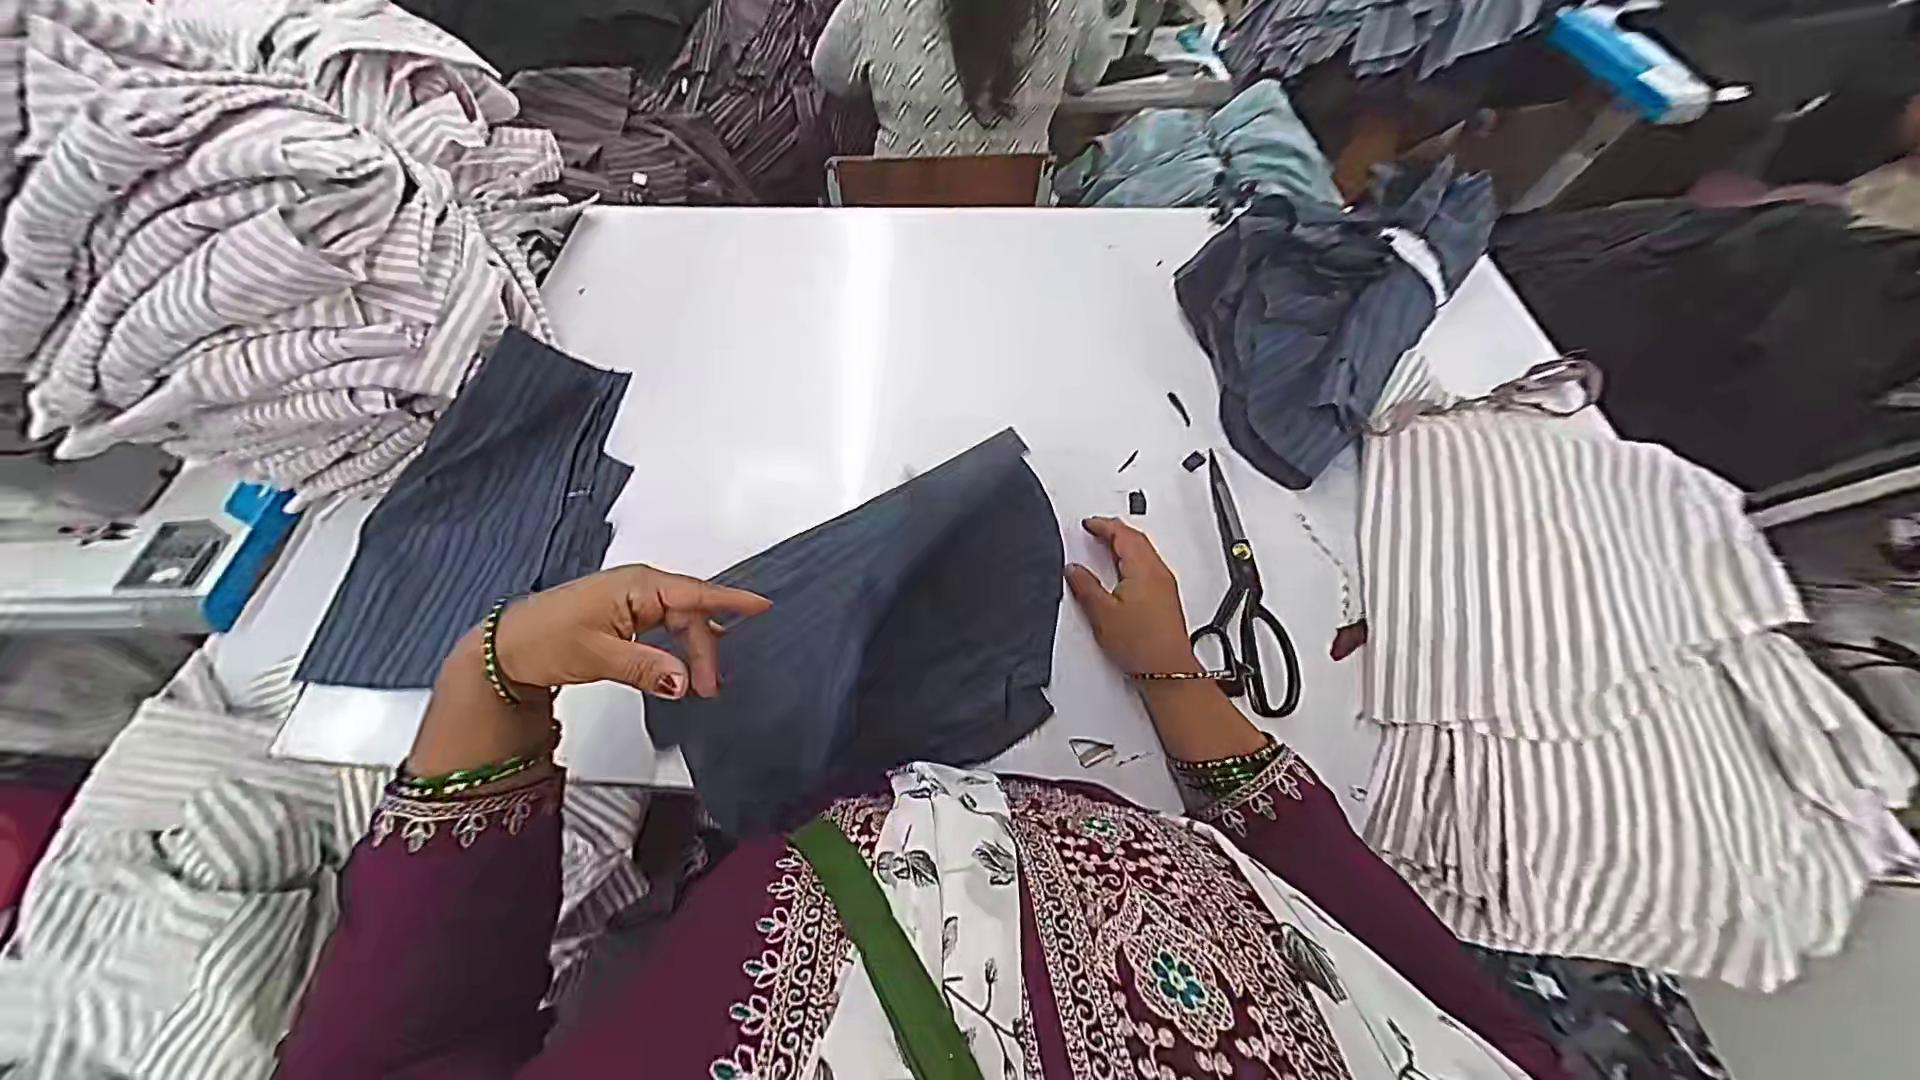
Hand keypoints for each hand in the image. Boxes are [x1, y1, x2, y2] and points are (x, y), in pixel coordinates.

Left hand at [489, 564, 771, 699]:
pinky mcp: (628, 613)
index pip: (696, 593)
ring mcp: (634, 599)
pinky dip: (677, 647)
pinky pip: (666, 626)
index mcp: (638, 585)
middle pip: (691, 614)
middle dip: (704, 650)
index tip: (763, 606)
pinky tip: (681, 666)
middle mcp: (640, 586)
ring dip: (692, 651)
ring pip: (681, 622)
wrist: (503, 648)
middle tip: (707, 687)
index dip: (732, 600)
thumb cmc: (543, 639)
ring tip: (699, 683)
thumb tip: (683, 681)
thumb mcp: (598, 655)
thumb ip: (646, 667)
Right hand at [1065, 517, 1200, 675]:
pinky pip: (1147, 566)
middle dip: (1114, 530)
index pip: (1124, 534)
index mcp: (1143, 569)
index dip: (1103, 525)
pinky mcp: (1165, 597)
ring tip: (1104, 545)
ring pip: (1143, 552)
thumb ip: (1085, 586)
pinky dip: (1131, 559)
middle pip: (1136, 539)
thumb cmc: (1143, 646)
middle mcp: (1158, 573)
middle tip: (1095, 529)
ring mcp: (1164, 585)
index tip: (1089, 524)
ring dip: (1123, 544)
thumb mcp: (1102, 613)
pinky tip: (1120, 570)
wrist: (1166, 670)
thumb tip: (1074, 570)